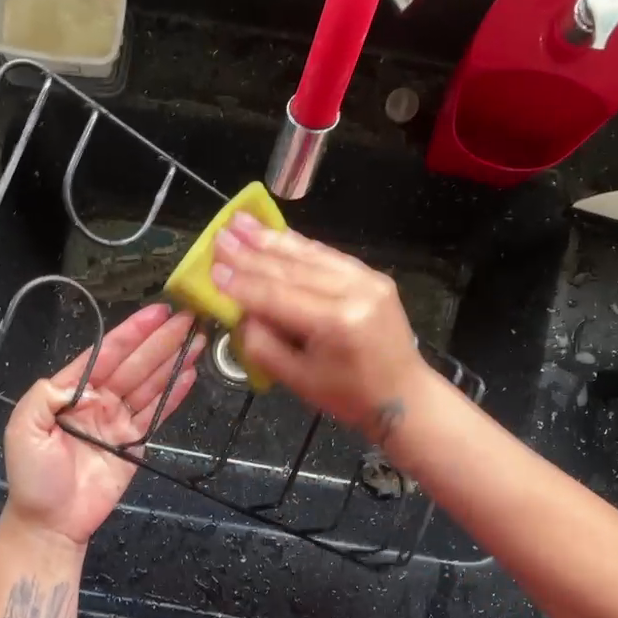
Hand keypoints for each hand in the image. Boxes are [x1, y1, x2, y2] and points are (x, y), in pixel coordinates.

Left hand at [3, 303, 204, 545]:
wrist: (50, 522)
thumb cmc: (32, 477)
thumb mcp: (24, 428)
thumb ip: (46, 397)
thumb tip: (85, 384)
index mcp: (71, 391)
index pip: (106, 355)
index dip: (131, 333)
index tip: (156, 313)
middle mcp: (97, 401)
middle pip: (134, 365)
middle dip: (161, 341)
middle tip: (189, 319)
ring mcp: (117, 422)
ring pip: (149, 385)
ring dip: (172, 362)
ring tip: (197, 340)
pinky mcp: (133, 444)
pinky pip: (155, 415)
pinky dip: (173, 395)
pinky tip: (189, 375)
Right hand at [210, 211, 433, 441]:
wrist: (404, 395)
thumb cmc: (348, 396)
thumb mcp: (298, 380)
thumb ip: (264, 345)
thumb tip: (242, 313)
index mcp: (336, 322)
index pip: (278, 296)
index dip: (242, 283)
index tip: (213, 268)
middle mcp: (354, 292)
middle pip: (292, 268)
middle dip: (251, 252)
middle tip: (220, 235)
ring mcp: (367, 279)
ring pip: (310, 254)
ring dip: (272, 238)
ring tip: (241, 221)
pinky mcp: (372, 276)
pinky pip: (329, 256)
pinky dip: (300, 245)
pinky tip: (276, 234)